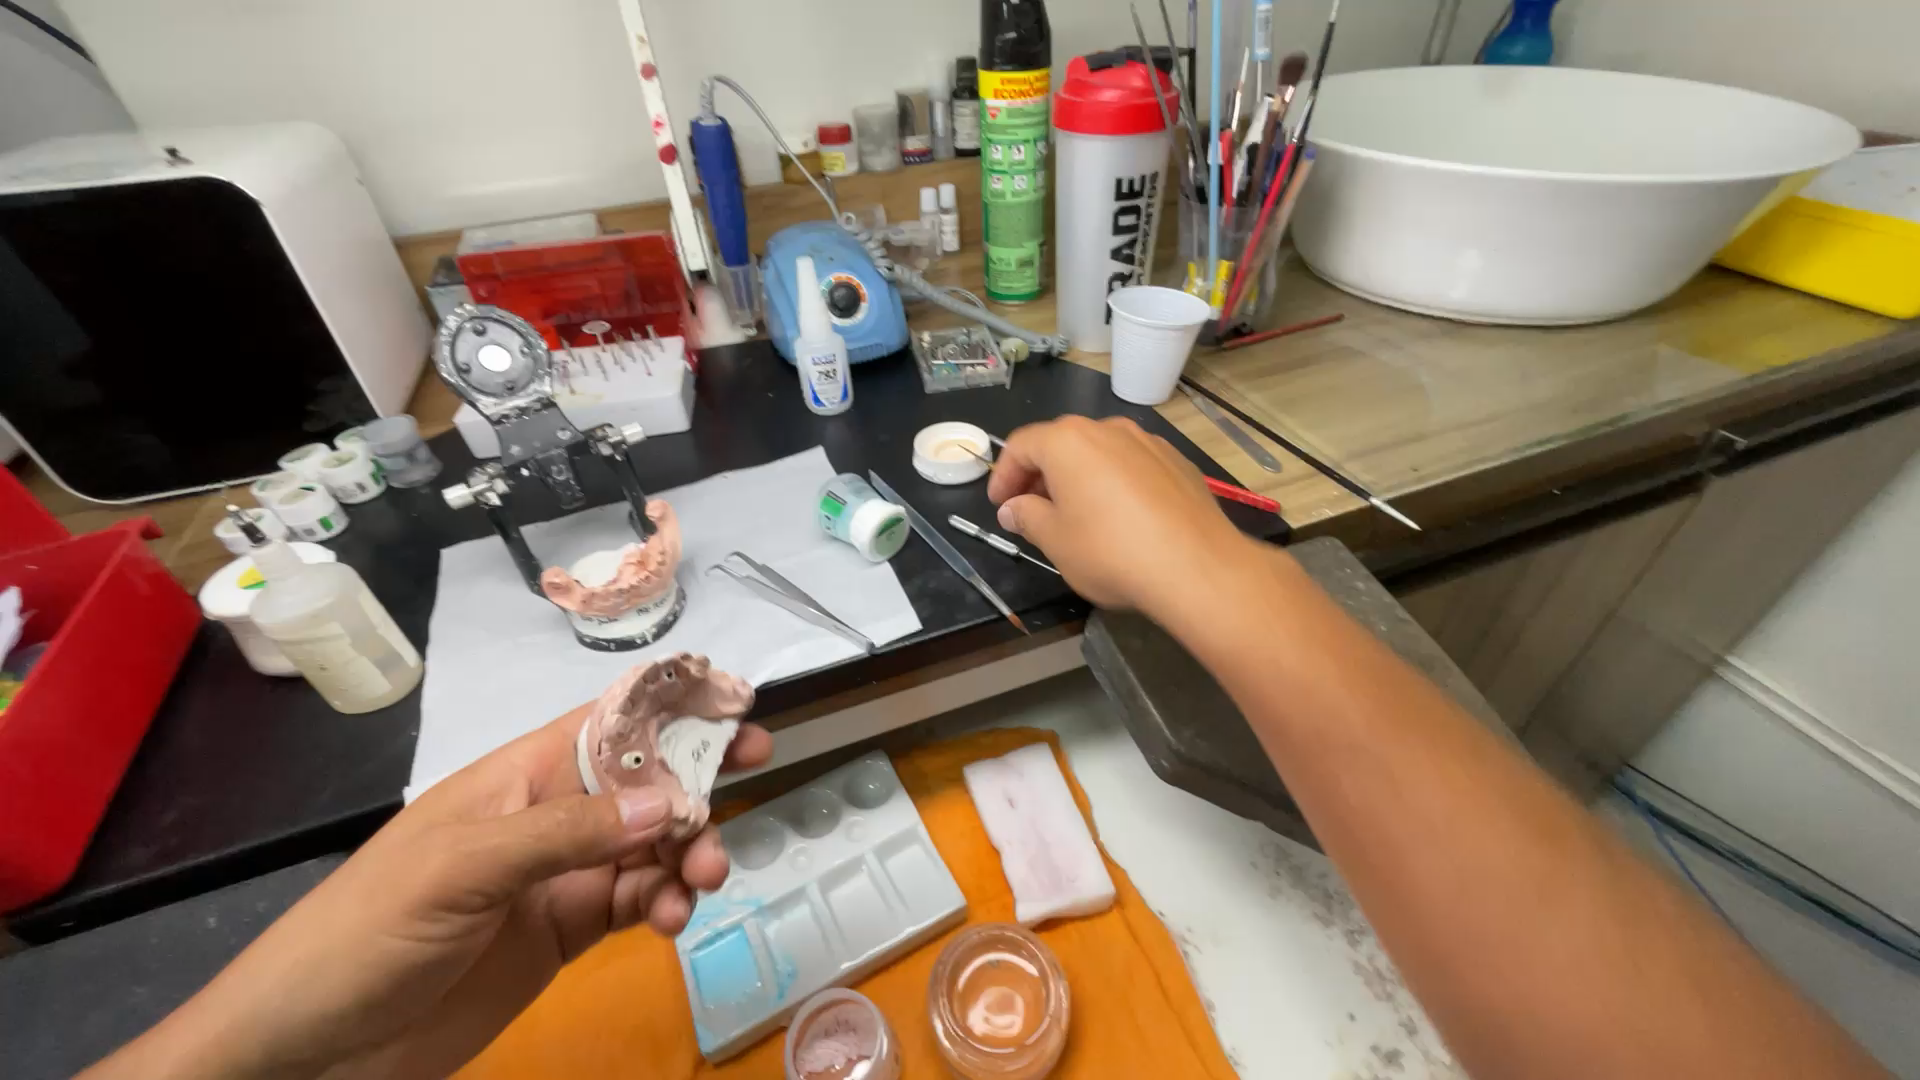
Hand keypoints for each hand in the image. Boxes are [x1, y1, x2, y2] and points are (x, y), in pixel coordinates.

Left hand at [86, 707, 771, 1079]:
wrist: (303, 1059)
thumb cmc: (366, 933)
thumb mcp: (462, 868)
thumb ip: (569, 831)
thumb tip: (674, 801)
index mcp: (523, 776)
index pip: (610, 721)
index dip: (672, 704)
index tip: (733, 701)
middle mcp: (556, 814)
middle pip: (648, 777)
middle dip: (700, 771)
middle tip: (755, 766)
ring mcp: (567, 872)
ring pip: (655, 841)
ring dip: (690, 850)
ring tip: (703, 878)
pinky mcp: (574, 927)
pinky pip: (641, 900)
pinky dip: (667, 903)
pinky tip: (672, 920)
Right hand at [988, 416, 1253, 617]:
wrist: (1198, 567)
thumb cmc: (1111, 552)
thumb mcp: (1055, 541)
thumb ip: (1028, 517)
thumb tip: (1014, 508)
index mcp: (1068, 441)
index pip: (1022, 445)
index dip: (1003, 475)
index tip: (1000, 505)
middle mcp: (1108, 428)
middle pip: (1061, 443)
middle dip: (1040, 475)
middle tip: (1031, 509)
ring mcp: (1148, 442)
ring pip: (1099, 452)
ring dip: (1078, 476)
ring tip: (1075, 513)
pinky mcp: (1177, 462)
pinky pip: (1131, 465)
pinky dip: (1114, 482)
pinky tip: (1119, 516)